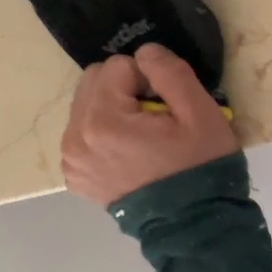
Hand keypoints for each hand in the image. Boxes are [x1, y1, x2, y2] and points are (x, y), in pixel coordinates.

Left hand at [61, 44, 239, 207]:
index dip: (149, 77)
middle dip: (127, 88)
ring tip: (148, 135)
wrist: (193, 220)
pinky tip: (134, 151)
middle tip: (159, 115)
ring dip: (116, 109)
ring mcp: (71, 160)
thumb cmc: (199, 163)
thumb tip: (146, 51)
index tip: (169, 103)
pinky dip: (107, 132)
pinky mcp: (75, 174)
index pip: (118, 66)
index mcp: (102, 121)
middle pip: (95, 81)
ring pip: (87, 106)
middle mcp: (75, 138)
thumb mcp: (201, 113)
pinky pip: (85, 133)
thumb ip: (171, 74)